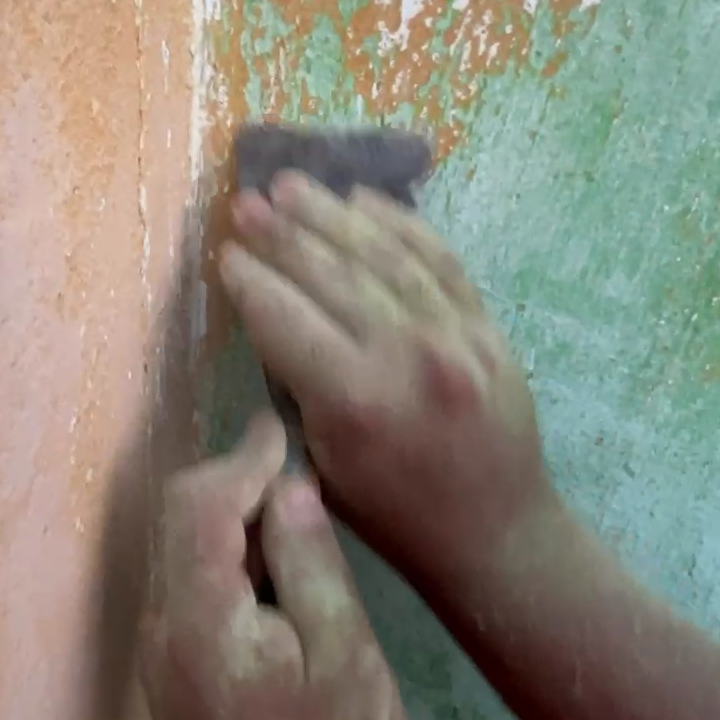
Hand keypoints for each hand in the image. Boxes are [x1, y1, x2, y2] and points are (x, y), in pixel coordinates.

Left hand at [142, 415, 410, 719]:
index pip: (199, 504)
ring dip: (226, 515)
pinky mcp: (168, 662)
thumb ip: (310, 563)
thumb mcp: (346, 659)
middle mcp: (160, 624)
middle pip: (177, 517)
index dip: (240, 458)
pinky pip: (185, 578)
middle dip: (231, 482)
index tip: (277, 428)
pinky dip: (220, 550)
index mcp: (198, 619)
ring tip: (285, 518)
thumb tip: (287, 486)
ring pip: (178, 544)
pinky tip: (266, 565)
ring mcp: (157, 646)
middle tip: (288, 477)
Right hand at [222, 171, 551, 588]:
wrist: (496, 534)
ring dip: (330, 215)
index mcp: (356, 400)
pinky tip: (363, 199)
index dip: (249, 282)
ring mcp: (457, 334)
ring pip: (383, 256)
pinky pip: (440, 259)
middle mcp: (408, 356)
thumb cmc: (390, 511)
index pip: (285, 319)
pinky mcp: (488, 326)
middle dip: (280, 234)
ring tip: (291, 185)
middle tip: (244, 202)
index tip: (223, 253)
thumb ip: (294, 383)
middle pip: (330, 276)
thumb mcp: (319, 460)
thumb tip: (270, 313)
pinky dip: (400, 224)